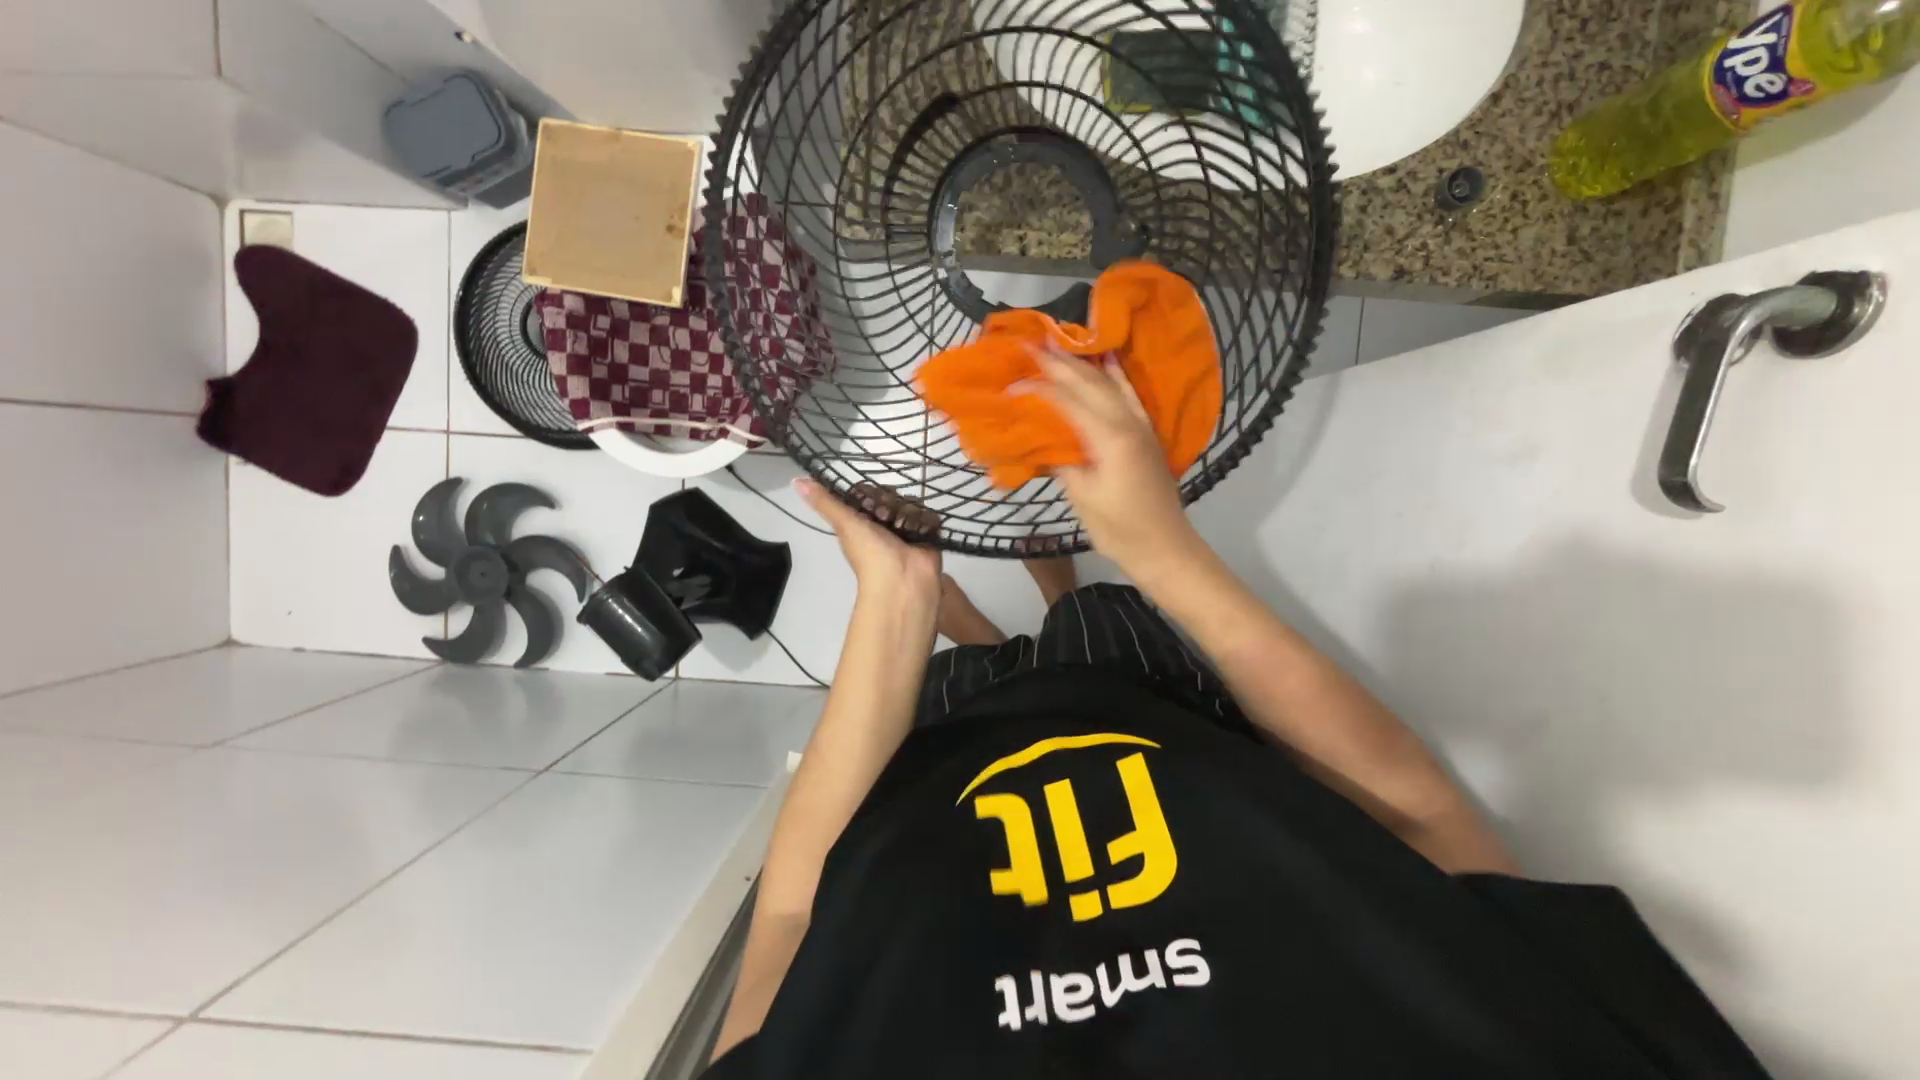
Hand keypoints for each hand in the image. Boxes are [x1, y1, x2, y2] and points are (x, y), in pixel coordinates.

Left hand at [795, 478, 942, 604]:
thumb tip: (795, 481)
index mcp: (861, 522)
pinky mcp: (927, 534)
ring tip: (904, 527)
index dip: (870, 492)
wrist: (902, 580)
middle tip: (886, 518)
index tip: (868, 500)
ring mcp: (906, 529)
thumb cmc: (869, 553)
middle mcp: (883, 524)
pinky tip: (920, 530)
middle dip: (890, 503)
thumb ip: (825, 502)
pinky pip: (929, 515)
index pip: (869, 492)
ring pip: (910, 502)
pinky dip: (925, 521)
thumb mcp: (844, 524)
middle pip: (891, 495)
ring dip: (907, 513)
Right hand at [1029, 349, 1203, 577]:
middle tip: (1029, 346)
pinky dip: (1115, 375)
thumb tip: (1042, 438)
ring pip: (1110, 383)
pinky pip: (1129, 395)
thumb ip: (1063, 460)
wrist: (1165, 547)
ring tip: (1058, 346)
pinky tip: (1107, 359)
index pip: (1068, 402)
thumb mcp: (1083, 497)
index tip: (1010, 382)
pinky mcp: (1147, 434)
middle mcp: (1128, 422)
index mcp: (1110, 437)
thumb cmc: (1120, 529)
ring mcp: (1141, 426)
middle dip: (1058, 364)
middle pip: (1090, 383)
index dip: (1038, 389)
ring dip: (1083, 364)